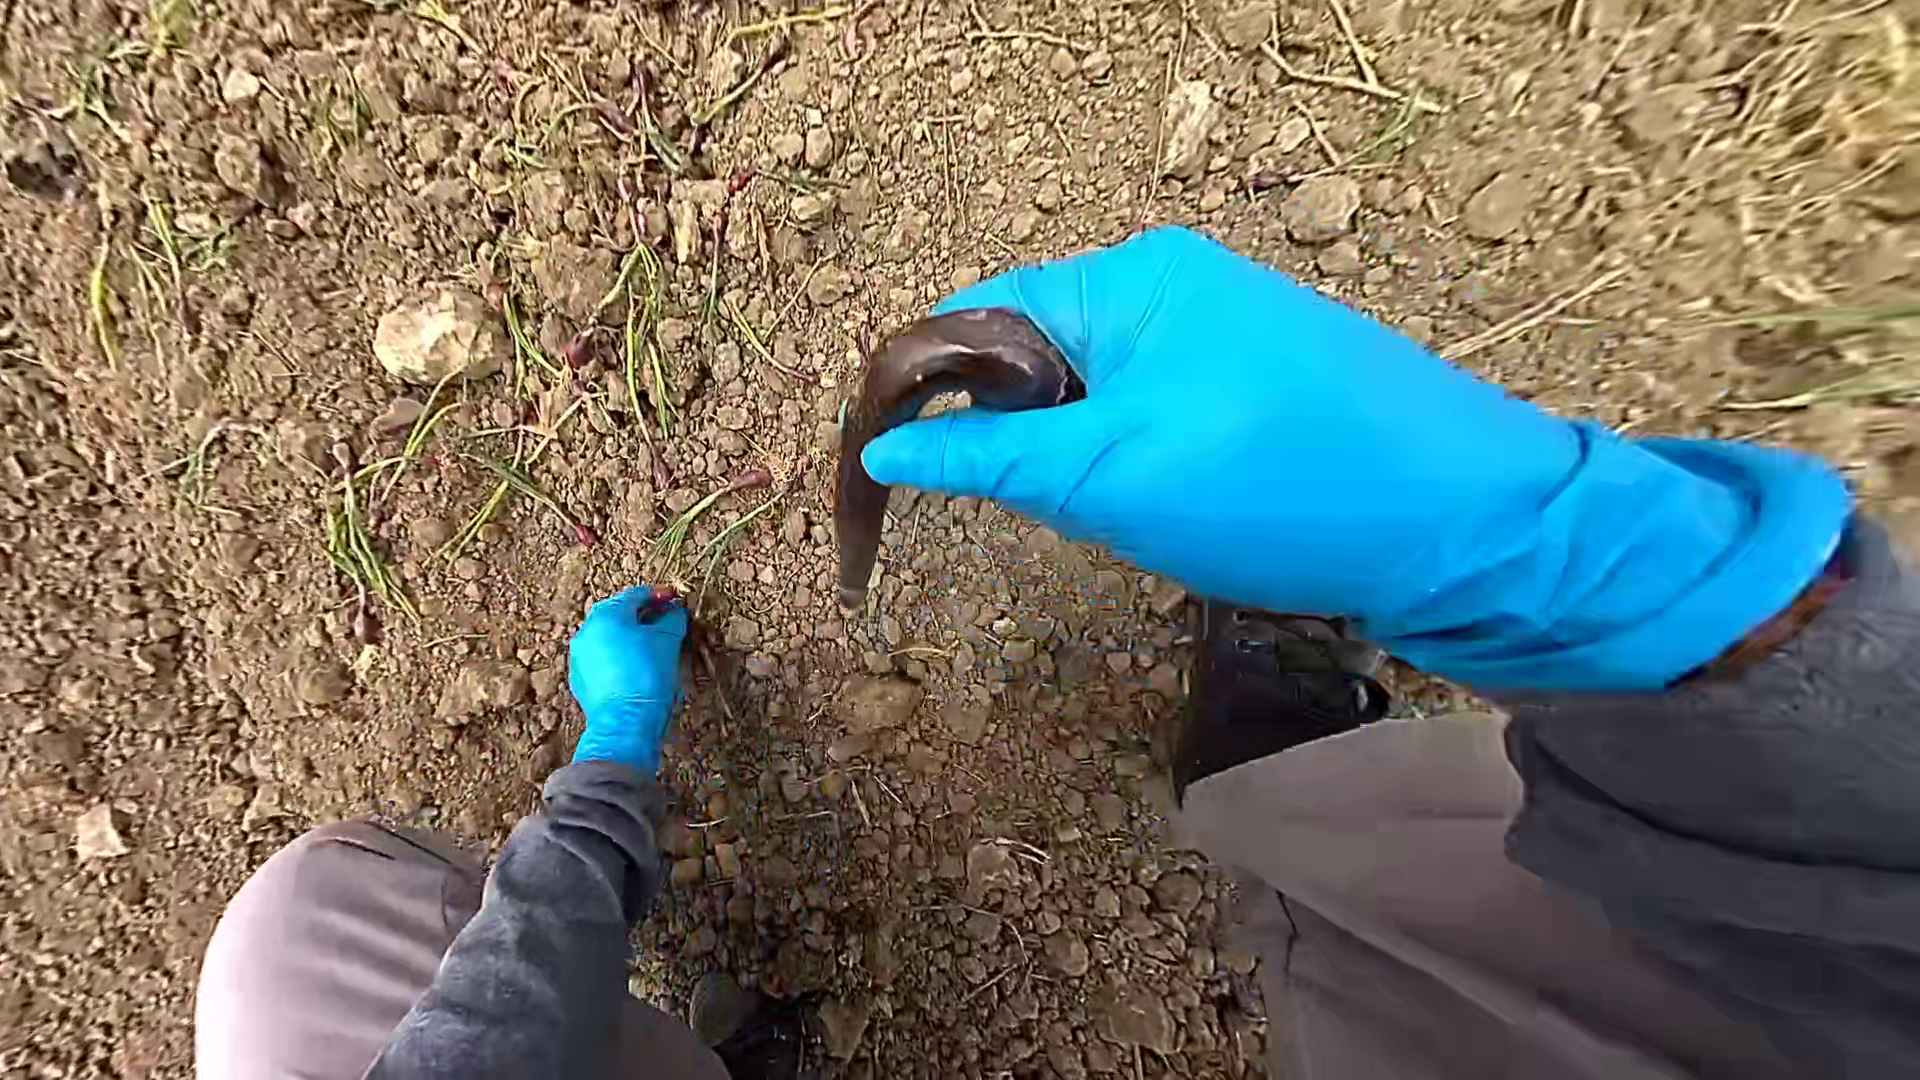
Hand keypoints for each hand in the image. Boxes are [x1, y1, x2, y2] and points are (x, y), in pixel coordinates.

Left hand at [568, 587, 686, 771]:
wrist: (625, 721)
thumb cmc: (648, 674)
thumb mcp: (668, 640)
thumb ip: (672, 618)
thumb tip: (674, 611)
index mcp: (606, 616)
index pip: (636, 594)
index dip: (659, 594)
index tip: (675, 598)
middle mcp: (587, 631)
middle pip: (619, 613)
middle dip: (644, 614)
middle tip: (667, 618)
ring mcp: (580, 656)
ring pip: (610, 635)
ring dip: (632, 634)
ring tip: (655, 642)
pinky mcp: (581, 678)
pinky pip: (604, 656)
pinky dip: (621, 653)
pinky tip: (640, 663)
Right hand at [862, 227, 1849, 689]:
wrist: (1461, 529)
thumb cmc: (1268, 488)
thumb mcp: (1105, 474)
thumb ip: (988, 456)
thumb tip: (887, 450)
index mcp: (1123, 282)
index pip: (980, 313)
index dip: (929, 382)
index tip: (897, 451)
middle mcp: (1160, 286)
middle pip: (1028, 352)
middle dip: (1010, 429)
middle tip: (1035, 496)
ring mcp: (1203, 329)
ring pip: (1081, 390)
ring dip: (1067, 450)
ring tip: (1107, 504)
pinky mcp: (1234, 376)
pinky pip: (1134, 407)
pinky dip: (1115, 455)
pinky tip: (1153, 495)